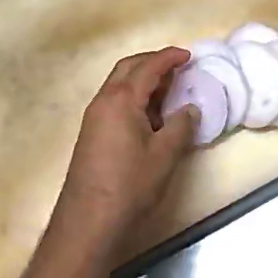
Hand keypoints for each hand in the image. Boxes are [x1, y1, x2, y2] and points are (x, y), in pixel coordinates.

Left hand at [52, 47, 198, 253]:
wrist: (88, 222)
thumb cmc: (129, 185)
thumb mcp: (164, 155)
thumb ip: (180, 126)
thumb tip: (189, 109)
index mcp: (121, 99)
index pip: (148, 66)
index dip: (169, 57)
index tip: (188, 55)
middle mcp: (103, 101)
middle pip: (128, 68)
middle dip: (152, 62)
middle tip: (177, 67)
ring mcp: (94, 117)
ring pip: (119, 84)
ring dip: (142, 80)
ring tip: (168, 90)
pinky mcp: (91, 133)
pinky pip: (114, 101)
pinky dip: (133, 97)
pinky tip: (149, 115)